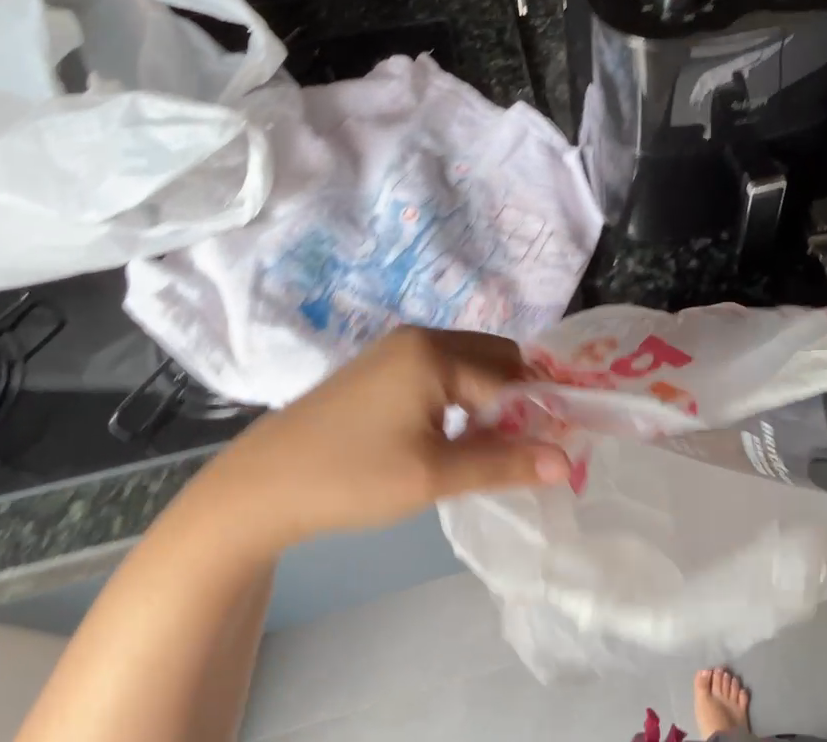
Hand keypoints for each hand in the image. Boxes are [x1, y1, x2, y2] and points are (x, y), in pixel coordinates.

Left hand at [188, 327, 571, 553]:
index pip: (512, 376)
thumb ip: (504, 464)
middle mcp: (420, 337)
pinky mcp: (378, 367)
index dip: (538, 412)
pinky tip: (447, 436)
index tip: (552, 450)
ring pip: (469, 364)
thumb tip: (568, 464)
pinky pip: (441, 370)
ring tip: (484, 447)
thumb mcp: (434, 476)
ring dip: (488, 398)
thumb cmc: (351, 478)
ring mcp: (395, 349)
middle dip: (517, 397)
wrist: (258, 488)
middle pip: (496, 357)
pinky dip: (460, 396)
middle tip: (520, 447)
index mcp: (435, 353)